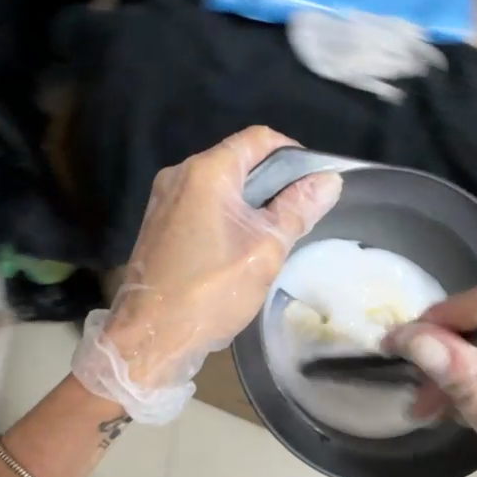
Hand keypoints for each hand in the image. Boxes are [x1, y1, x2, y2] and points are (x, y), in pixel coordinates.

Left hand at [72, 127, 341, 424]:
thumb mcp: (265, 250)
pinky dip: (226, 214)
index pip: (259, 139)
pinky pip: (201, 204)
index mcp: (206, 171)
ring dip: (250, 201)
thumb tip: (328, 180)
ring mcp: (164, 199)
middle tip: (301, 211)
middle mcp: (179, 174)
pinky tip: (241, 244)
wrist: (148, 338)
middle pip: (237, 159)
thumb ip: (297, 209)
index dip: (293, 153)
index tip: (315, 181)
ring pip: (219, 185)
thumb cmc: (210, 292)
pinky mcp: (158, 223)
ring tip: (276, 231)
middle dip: (273, 180)